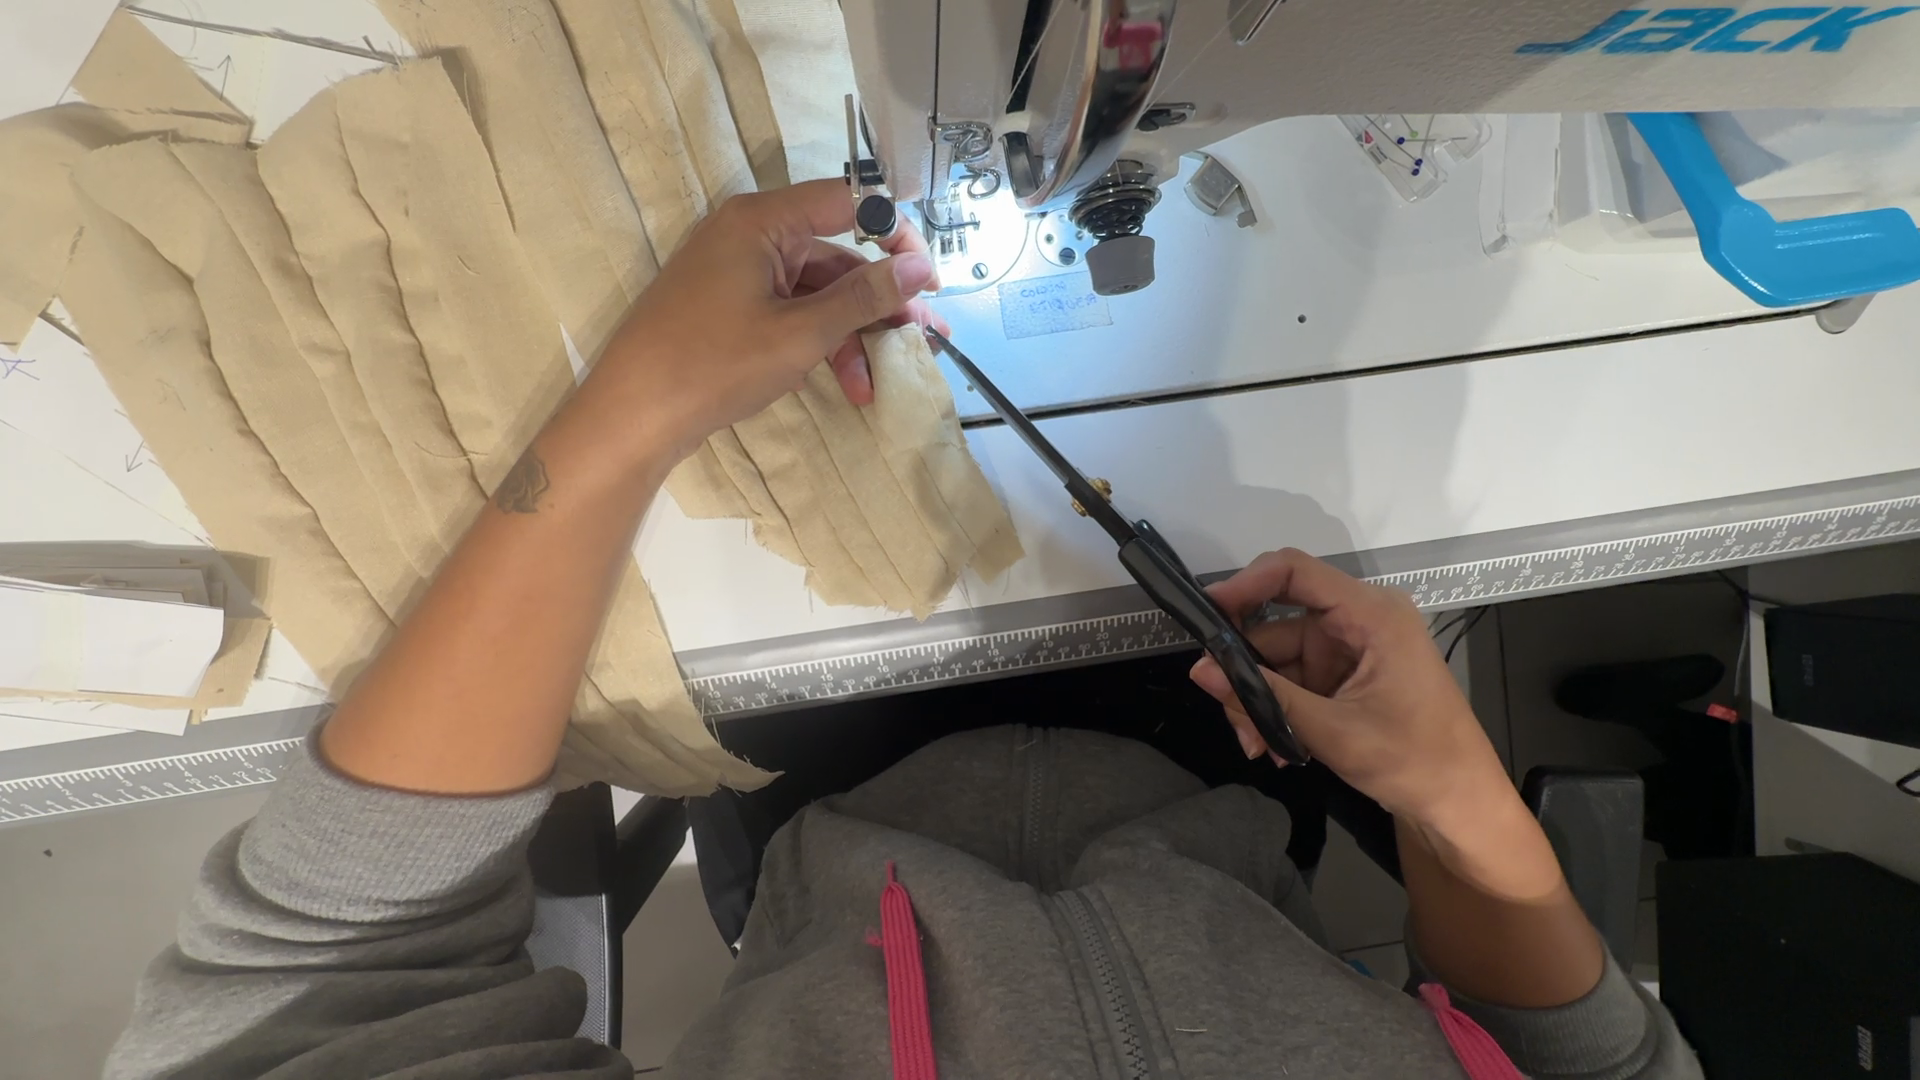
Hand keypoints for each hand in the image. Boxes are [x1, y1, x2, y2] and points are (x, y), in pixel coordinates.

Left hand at [576, 179, 945, 463]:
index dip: (896, 235)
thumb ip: (863, 298)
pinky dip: (823, 345)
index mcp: (763, 222)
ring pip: (819, 295)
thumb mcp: (800, 333)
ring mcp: (744, 276)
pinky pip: (795, 315)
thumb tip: (919, 268)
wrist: (637, 413)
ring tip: (885, 380)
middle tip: (928, 338)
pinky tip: (848, 384)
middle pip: (838, 258)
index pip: (848, 203)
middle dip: (882, 304)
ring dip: (855, 337)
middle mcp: (754, 238)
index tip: (928, 279)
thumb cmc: (716, 364)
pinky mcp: (737, 309)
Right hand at [1188, 548, 1509, 826]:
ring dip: (1258, 701)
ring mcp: (1346, 648)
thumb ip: (1264, 698)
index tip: (1204, 614)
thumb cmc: (1415, 761)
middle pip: (1274, 624)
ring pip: (1273, 658)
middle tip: (1228, 711)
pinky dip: (1274, 710)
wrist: (1461, 808)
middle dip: (1245, 671)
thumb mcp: (1333, 731)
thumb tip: (1200, 671)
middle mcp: (1356, 620)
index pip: (1294, 571)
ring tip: (1258, 746)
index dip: (1245, 584)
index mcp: (1371, 614)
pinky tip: (1275, 747)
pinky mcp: (1339, 673)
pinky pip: (1288, 679)